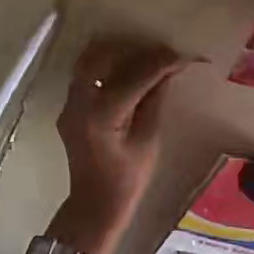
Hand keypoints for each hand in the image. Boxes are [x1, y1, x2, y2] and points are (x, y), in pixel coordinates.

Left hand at [50, 39, 189, 253]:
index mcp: (103, 114)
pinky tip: (126, 73)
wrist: (94, 204)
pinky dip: (105, 68)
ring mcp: (69, 105)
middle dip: (136, 50)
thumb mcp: (149, 140)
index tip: (186, 57)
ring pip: (88, 62)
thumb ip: (155, 100)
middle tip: (162, 54)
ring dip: (117, 54)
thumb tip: (166, 71)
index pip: (136, 75)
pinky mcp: (68, 109)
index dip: (163, 62)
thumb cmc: (127, 180)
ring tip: (145, 58)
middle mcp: (80, 103)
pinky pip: (84, 77)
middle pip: (104, 56)